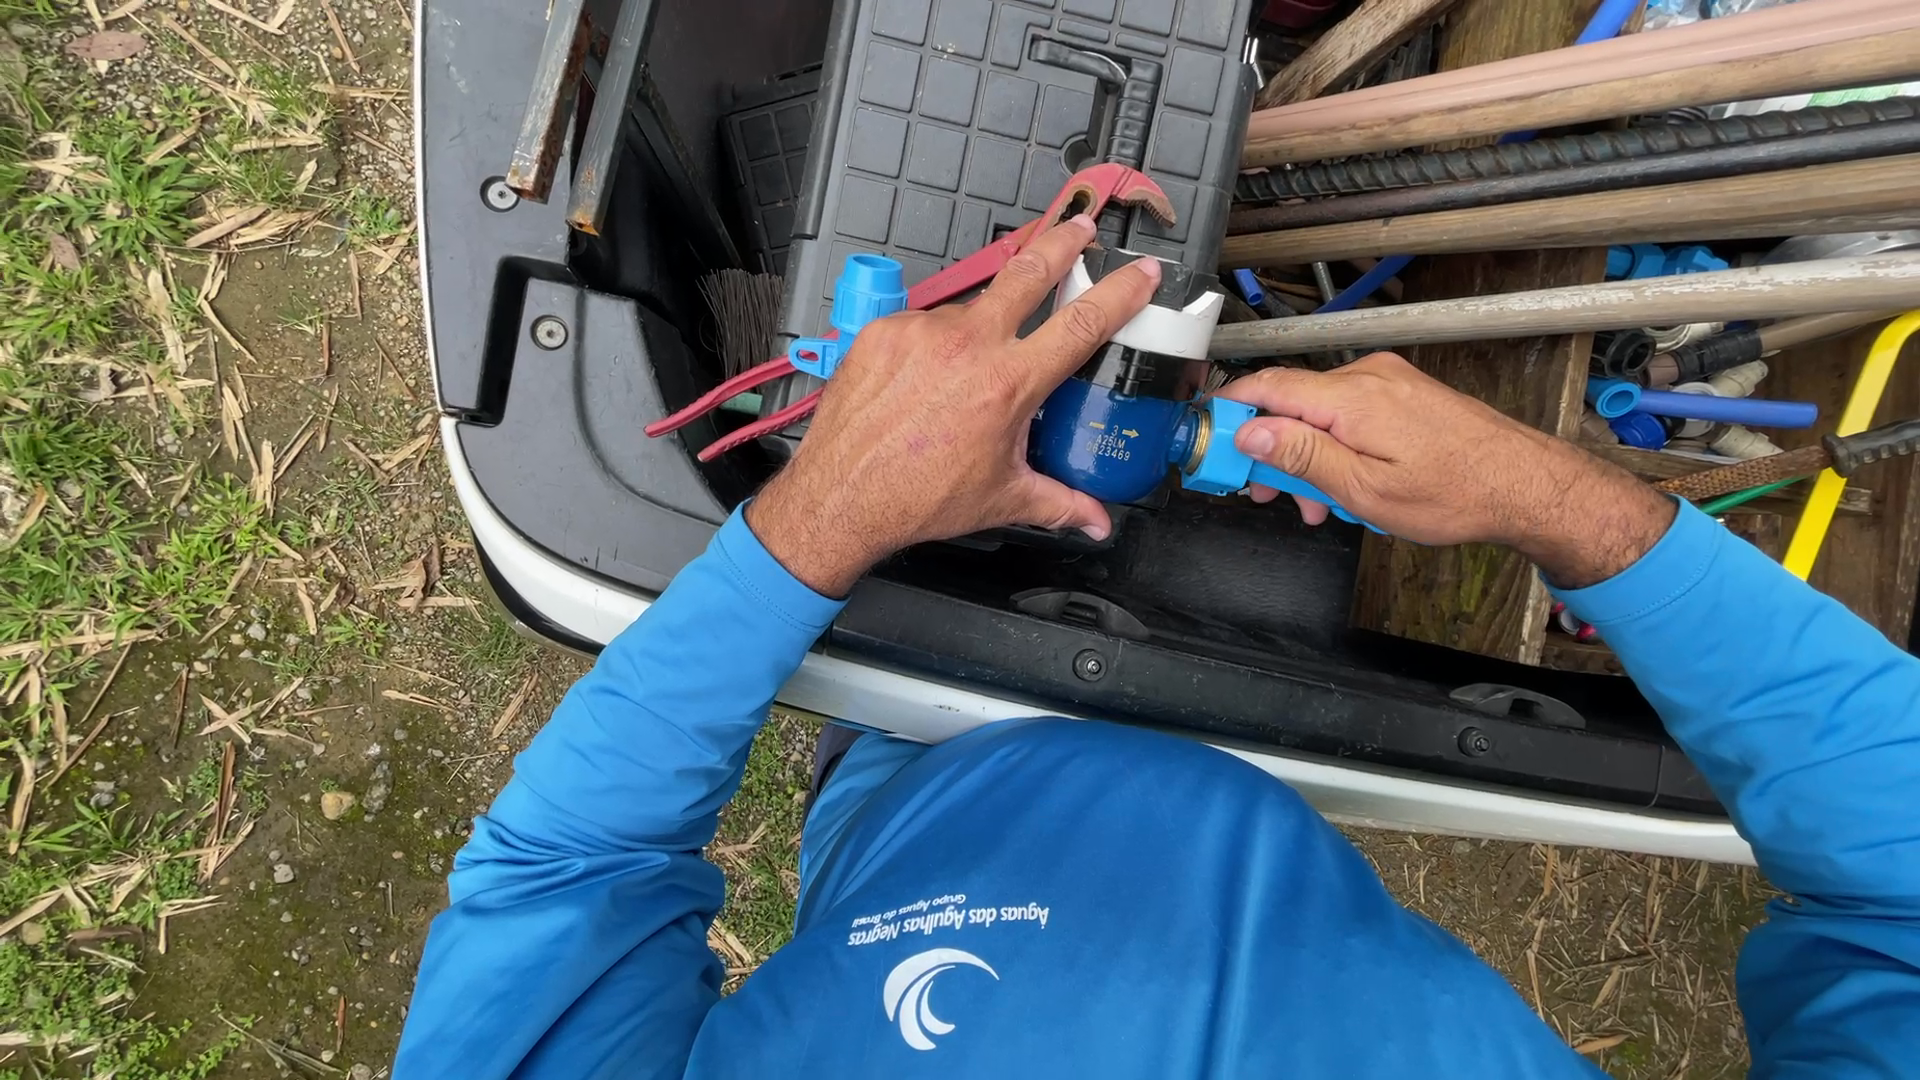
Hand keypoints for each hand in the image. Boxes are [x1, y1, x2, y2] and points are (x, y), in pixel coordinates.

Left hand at [748, 215, 1162, 595]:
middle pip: (1029, 272)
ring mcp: (922, 331)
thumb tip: (1096, 522)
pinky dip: (934, 344)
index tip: (1140, 272)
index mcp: (1007, 383)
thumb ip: (1062, 504)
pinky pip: (923, 324)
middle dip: (1062, 242)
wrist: (841, 497)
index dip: (1120, 293)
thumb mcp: (1003, 499)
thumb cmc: (916, 498)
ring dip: (981, 327)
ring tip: (966, 372)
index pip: (1081, 324)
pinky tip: (926, 379)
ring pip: (969, 311)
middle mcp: (967, 346)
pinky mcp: (884, 330)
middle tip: (1080, 227)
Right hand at [1216, 353, 1675, 587]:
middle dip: (1268, 448)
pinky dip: (1330, 447)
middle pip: (1288, 403)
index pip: (1267, 386)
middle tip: (1260, 491)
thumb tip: (1251, 430)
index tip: (1208, 437)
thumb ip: (1301, 454)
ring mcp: (1386, 382)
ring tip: (1312, 503)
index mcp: (1352, 397)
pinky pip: (1344, 415)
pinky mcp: (1399, 393)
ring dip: (1301, 456)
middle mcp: (1367, 377)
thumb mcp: (1363, 488)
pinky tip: (1339, 483)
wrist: (1529, 487)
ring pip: (1315, 413)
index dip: (1228, 409)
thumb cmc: (1455, 493)